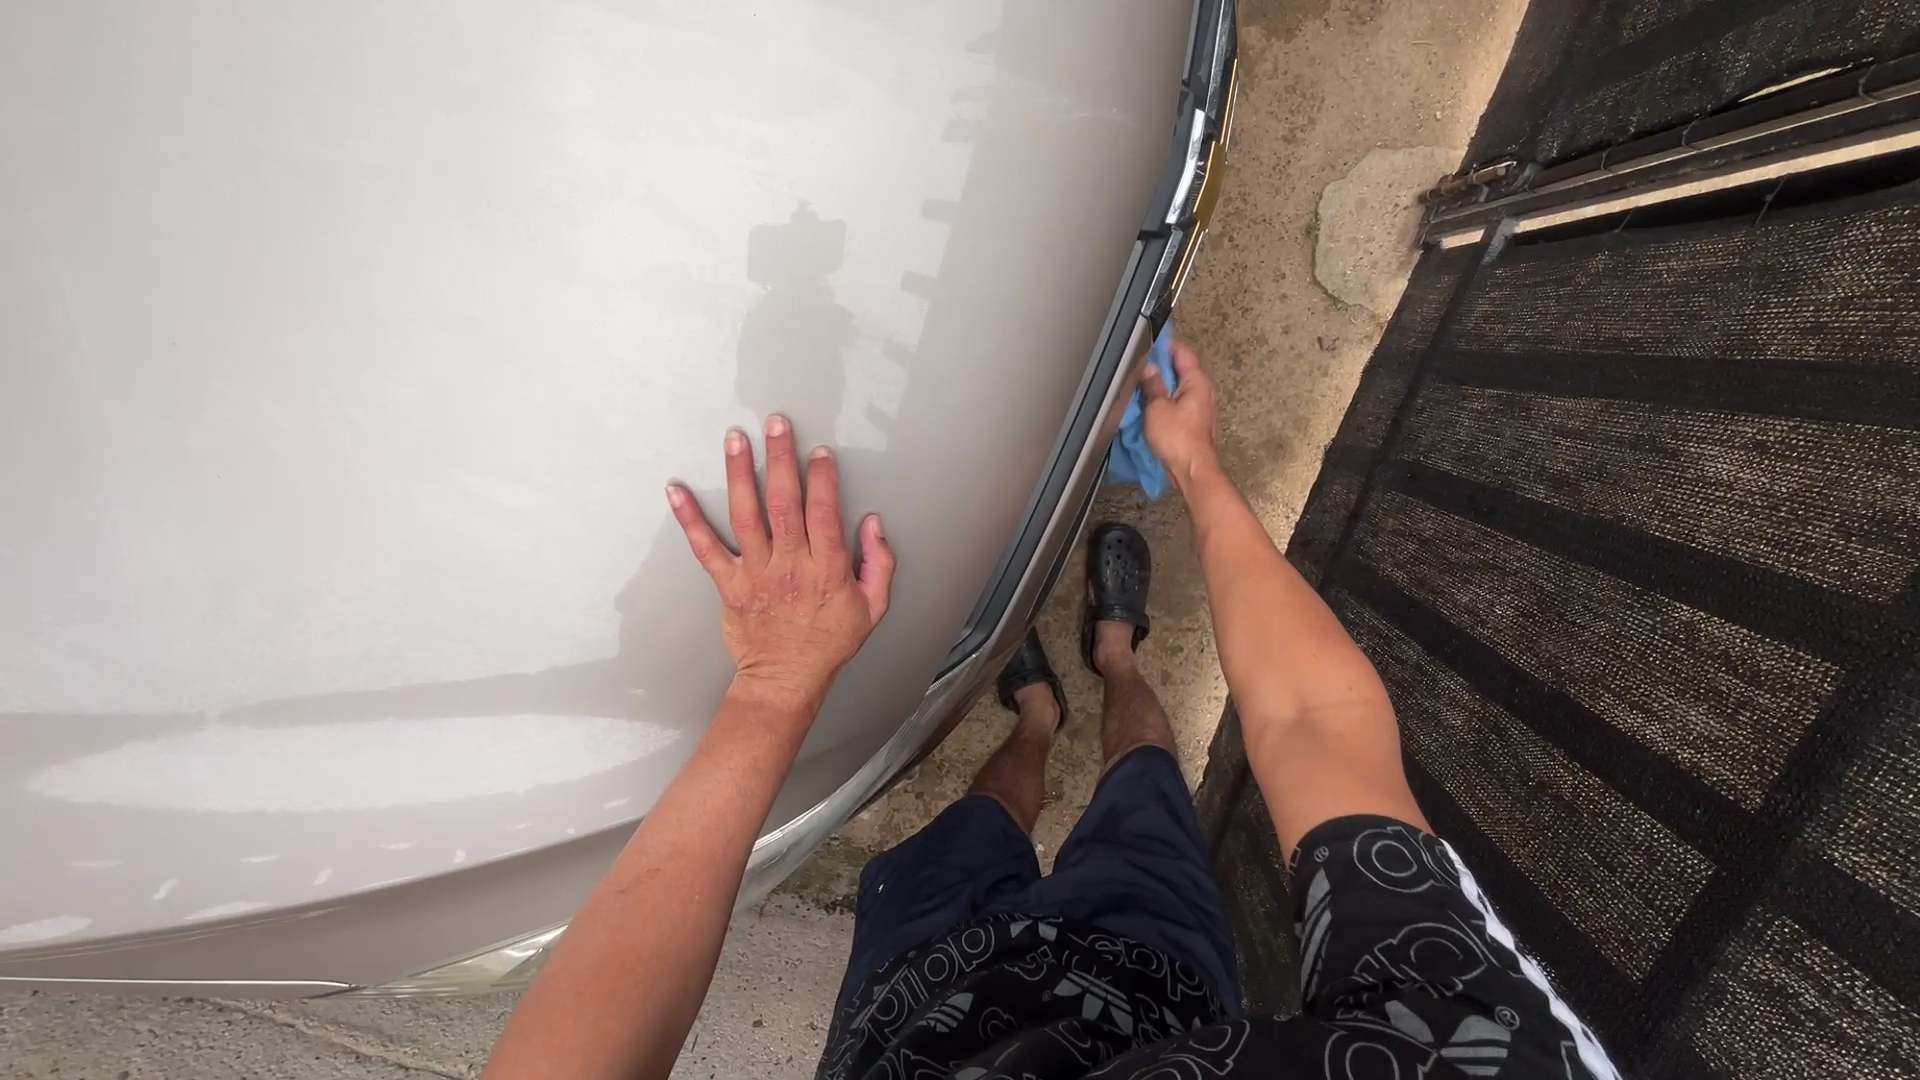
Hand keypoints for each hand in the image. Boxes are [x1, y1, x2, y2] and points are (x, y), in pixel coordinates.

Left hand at [666, 415, 895, 711]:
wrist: (786, 679)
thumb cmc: (829, 643)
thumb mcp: (873, 607)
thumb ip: (879, 563)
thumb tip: (872, 524)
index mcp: (827, 569)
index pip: (824, 512)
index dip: (822, 478)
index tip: (819, 452)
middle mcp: (790, 565)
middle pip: (784, 503)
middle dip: (781, 459)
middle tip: (776, 424)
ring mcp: (756, 573)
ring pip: (747, 515)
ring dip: (740, 474)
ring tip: (735, 439)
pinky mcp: (730, 584)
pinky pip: (706, 548)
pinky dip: (689, 519)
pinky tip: (676, 491)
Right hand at [1141, 337, 1219, 490]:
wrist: (1192, 468)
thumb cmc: (1178, 440)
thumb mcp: (1158, 407)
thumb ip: (1153, 385)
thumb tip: (1149, 369)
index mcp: (1197, 381)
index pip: (1182, 351)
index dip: (1166, 343)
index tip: (1151, 338)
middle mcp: (1203, 391)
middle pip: (1181, 368)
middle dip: (1161, 364)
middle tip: (1141, 362)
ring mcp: (1200, 406)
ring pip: (1179, 386)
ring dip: (1162, 384)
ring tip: (1143, 383)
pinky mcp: (1195, 421)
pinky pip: (1178, 401)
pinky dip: (1166, 399)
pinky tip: (1152, 405)